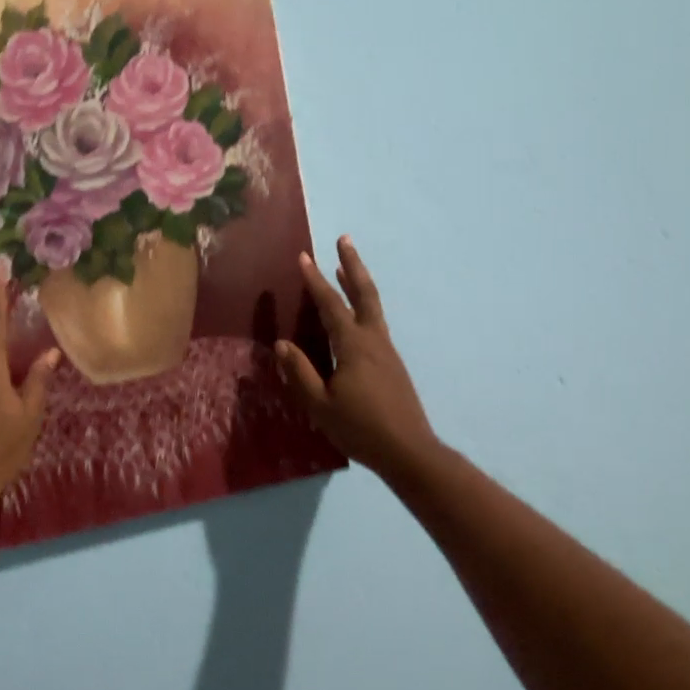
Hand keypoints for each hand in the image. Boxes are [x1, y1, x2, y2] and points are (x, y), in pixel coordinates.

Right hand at [276, 236, 438, 477]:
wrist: (408, 450)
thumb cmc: (360, 428)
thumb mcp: (320, 404)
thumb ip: (300, 373)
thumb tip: (281, 344)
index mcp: (353, 347)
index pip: (331, 306)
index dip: (316, 281)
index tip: (304, 257)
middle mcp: (373, 341)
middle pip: (364, 294)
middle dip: (352, 266)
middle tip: (344, 240)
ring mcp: (386, 351)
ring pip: (372, 307)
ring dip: (358, 284)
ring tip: (345, 269)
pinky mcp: (391, 363)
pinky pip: (374, 324)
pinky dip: (362, 307)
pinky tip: (354, 316)